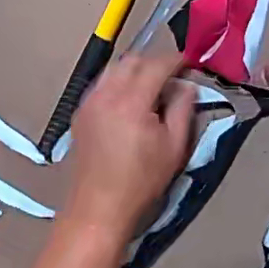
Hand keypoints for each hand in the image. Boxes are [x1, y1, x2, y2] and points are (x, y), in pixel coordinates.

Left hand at [63, 52, 195, 246]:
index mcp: (131, 101)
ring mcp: (89, 103)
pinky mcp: (80, 114)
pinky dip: (117, 83)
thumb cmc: (140, 182)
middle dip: (153, 62)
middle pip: (131, 60)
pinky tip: (128, 102)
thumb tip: (186, 86)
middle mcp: (106, 95)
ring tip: (150, 89)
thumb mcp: (174, 147)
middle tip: (171, 77)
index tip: (188, 64)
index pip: (156, 65)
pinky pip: (100, 85)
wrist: (99, 207)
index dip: (175, 60)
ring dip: (133, 71)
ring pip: (113, 69)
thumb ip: (182, 109)